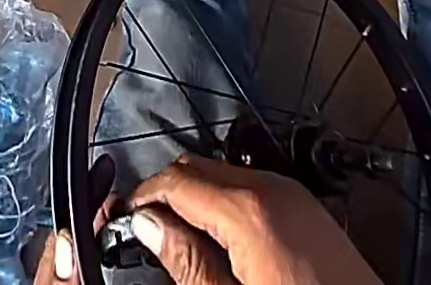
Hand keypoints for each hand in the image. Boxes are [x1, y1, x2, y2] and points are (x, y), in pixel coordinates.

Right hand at [126, 154, 379, 284]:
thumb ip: (187, 263)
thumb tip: (148, 227)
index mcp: (249, 211)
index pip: (175, 179)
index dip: (142, 197)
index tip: (124, 220)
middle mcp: (270, 188)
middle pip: (195, 167)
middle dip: (165, 193)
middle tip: (145, 232)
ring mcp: (292, 195)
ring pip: (220, 175)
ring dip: (193, 197)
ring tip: (180, 241)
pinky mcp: (305, 208)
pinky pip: (248, 188)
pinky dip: (222, 204)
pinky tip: (220, 242)